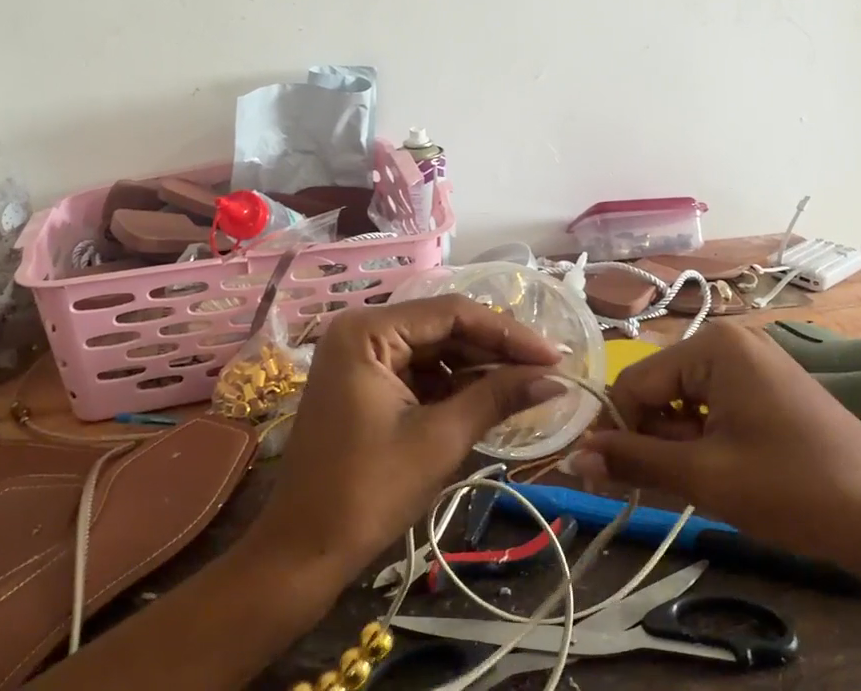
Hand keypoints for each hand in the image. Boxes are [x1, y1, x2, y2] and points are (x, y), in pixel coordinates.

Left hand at [246, 295, 565, 578]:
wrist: (305, 548)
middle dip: (494, 350)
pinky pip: (416, 372)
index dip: (508, 333)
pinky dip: (451, 386)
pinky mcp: (362, 386)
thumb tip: (555, 377)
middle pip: (441, 326)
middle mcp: (358, 331)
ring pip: (432, 350)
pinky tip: (489, 399)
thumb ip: (497, 397)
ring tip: (527, 386)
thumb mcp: (441, 439)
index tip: (555, 355)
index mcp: (366, 331)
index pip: (451, 312)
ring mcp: (357, 359)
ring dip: (477, 368)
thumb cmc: (370, 490)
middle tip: (547, 372)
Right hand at [567, 324, 860, 574]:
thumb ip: (633, 461)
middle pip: (659, 389)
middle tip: (673, 485)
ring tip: (705, 484)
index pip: (633, 381)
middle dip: (654, 438)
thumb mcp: (703, 476)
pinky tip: (726, 475)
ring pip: (686, 403)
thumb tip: (573, 458)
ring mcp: (757, 367)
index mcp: (713, 346)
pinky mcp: (774, 393)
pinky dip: (707, 442)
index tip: (613, 475)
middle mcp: (733, 343)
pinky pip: (717, 409)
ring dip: (680, 445)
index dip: (618, 430)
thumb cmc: (791, 487)